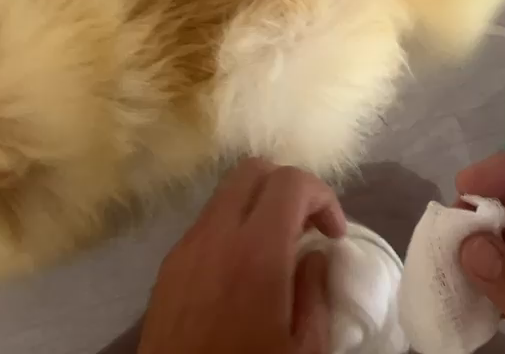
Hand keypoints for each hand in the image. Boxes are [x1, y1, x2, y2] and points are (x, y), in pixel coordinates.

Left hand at [139, 158, 346, 353]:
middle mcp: (216, 234)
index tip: (335, 233)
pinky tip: (245, 268)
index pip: (290, 182)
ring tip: (279, 247)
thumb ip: (314, 292)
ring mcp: (186, 245)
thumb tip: (313, 255)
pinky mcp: (169, 264)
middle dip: (288, 186)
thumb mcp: (304, 351)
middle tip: (308, 227)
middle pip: (253, 170)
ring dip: (258, 204)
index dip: (322, 195)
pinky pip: (206, 223)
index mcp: (256, 252)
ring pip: (226, 192)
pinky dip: (233, 227)